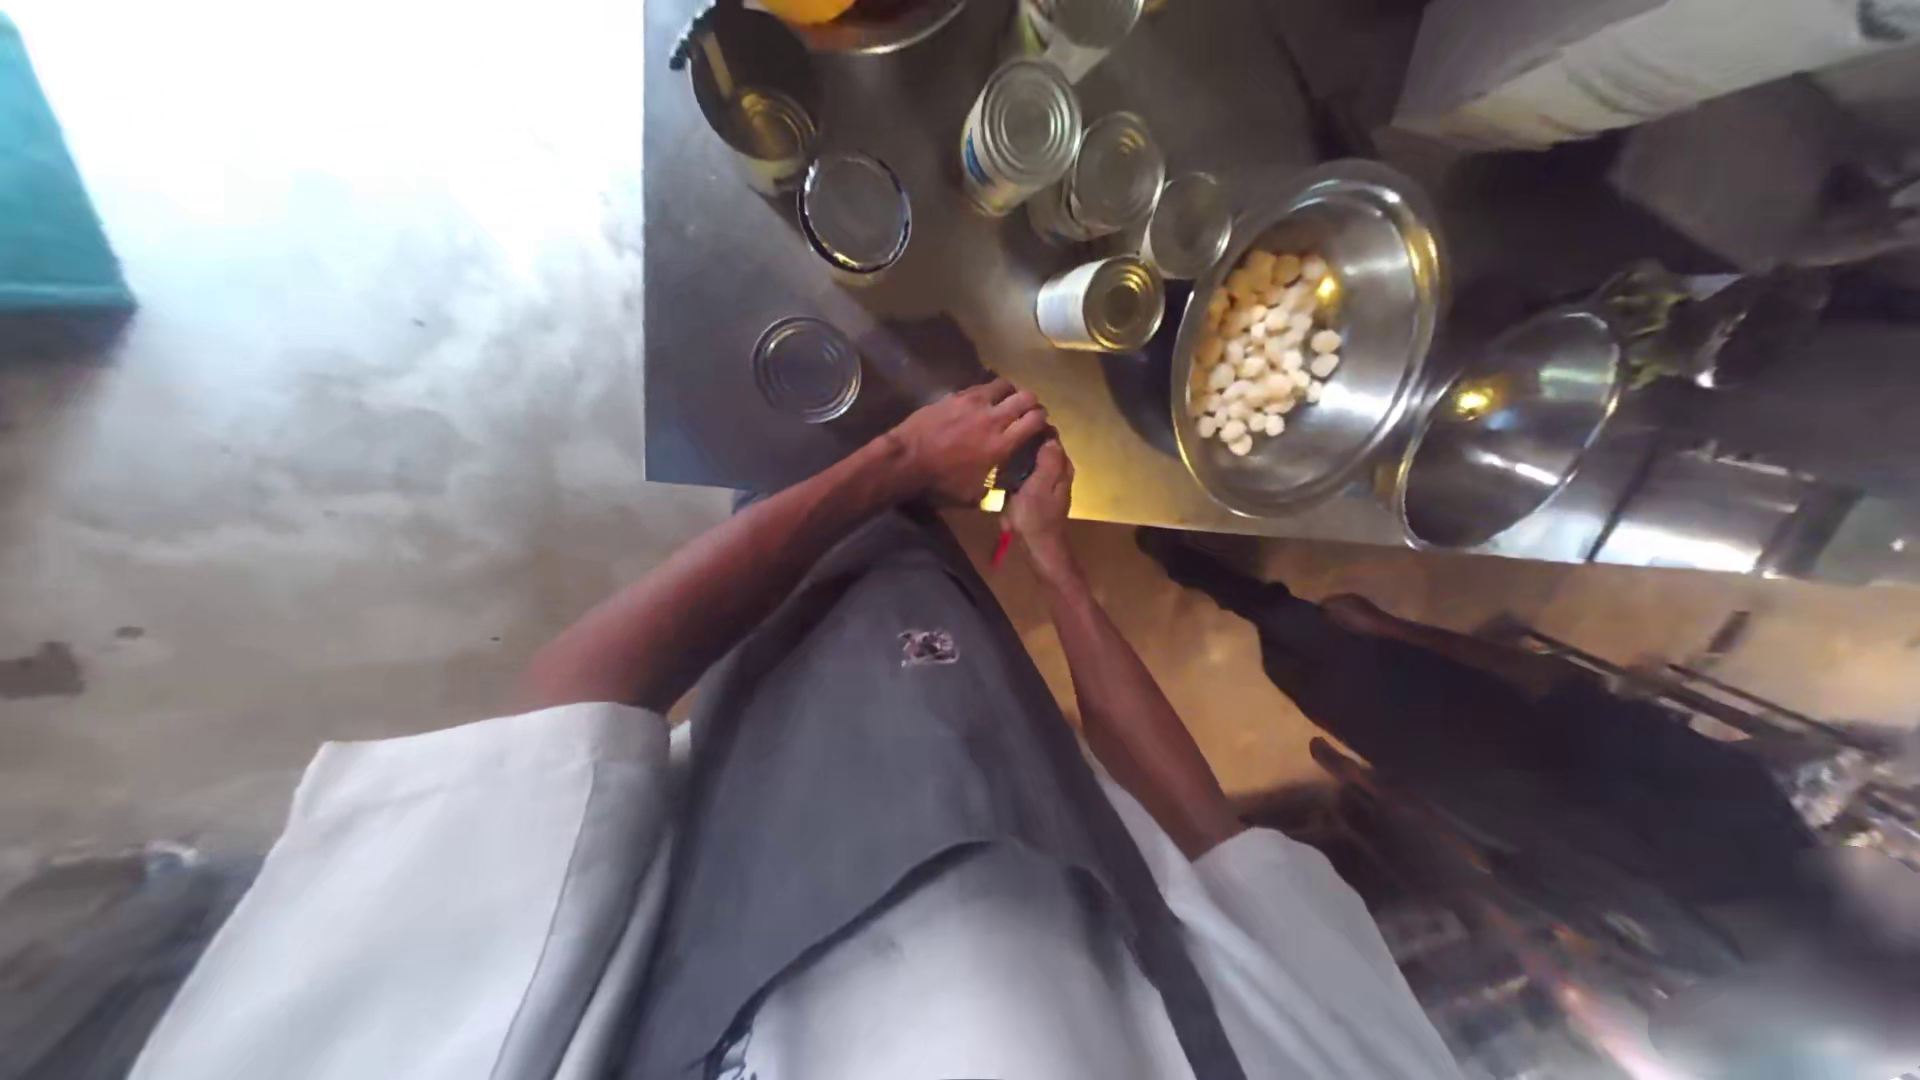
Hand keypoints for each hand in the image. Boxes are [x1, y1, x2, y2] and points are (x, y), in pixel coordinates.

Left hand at [887, 378, 1048, 502]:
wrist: (907, 461)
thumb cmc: (941, 483)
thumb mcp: (974, 495)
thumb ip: (995, 486)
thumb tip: (1006, 485)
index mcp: (1002, 445)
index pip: (1035, 421)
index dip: (1042, 421)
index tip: (1039, 425)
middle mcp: (993, 419)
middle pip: (1026, 398)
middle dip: (1032, 404)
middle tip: (1027, 412)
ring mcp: (974, 403)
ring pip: (1005, 385)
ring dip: (1011, 392)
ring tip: (1006, 401)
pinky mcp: (956, 396)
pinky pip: (981, 386)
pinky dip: (988, 392)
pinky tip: (982, 401)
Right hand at [1005, 438, 1077, 584]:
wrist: (1038, 547)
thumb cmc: (1035, 516)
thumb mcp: (1039, 485)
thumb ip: (1047, 460)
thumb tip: (1050, 436)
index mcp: (1062, 467)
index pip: (1052, 438)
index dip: (1037, 431)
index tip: (1017, 429)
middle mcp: (1061, 472)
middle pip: (1045, 448)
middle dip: (1030, 443)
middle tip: (1007, 442)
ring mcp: (1051, 484)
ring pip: (1038, 461)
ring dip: (1025, 457)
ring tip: (1005, 454)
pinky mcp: (1041, 495)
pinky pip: (1032, 475)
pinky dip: (1023, 471)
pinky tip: (1009, 473)